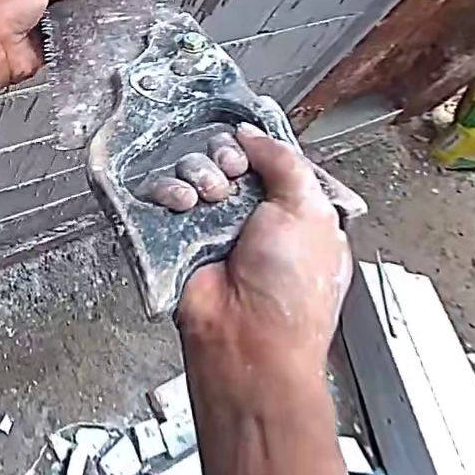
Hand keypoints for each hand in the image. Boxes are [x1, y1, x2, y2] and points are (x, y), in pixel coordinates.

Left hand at [0, 0, 88, 95]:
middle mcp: (26, 13)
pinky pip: (63, 46)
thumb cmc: (1, 14)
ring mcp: (34, 34)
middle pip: (61, 6)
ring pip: (65, 26)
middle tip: (76, 2)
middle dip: (70, 4)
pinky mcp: (42, 54)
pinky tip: (69, 37)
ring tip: (69, 20)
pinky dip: (68, 43)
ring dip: (69, 24)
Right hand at [166, 125, 354, 391]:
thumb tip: (252, 133)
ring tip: (209, 200)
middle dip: (225, 159)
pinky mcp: (178, 234)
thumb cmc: (291, 291)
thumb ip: (285, 161)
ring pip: (193, 167)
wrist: (248, 341)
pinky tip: (183, 205)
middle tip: (230, 179)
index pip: (263, 153)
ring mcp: (212, 222)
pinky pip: (165, 192)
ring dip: (199, 176)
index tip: (250, 154)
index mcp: (289, 206)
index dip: (255, 146)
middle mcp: (249, 211)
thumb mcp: (309, 212)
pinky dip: (170, 191)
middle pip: (224, 154)